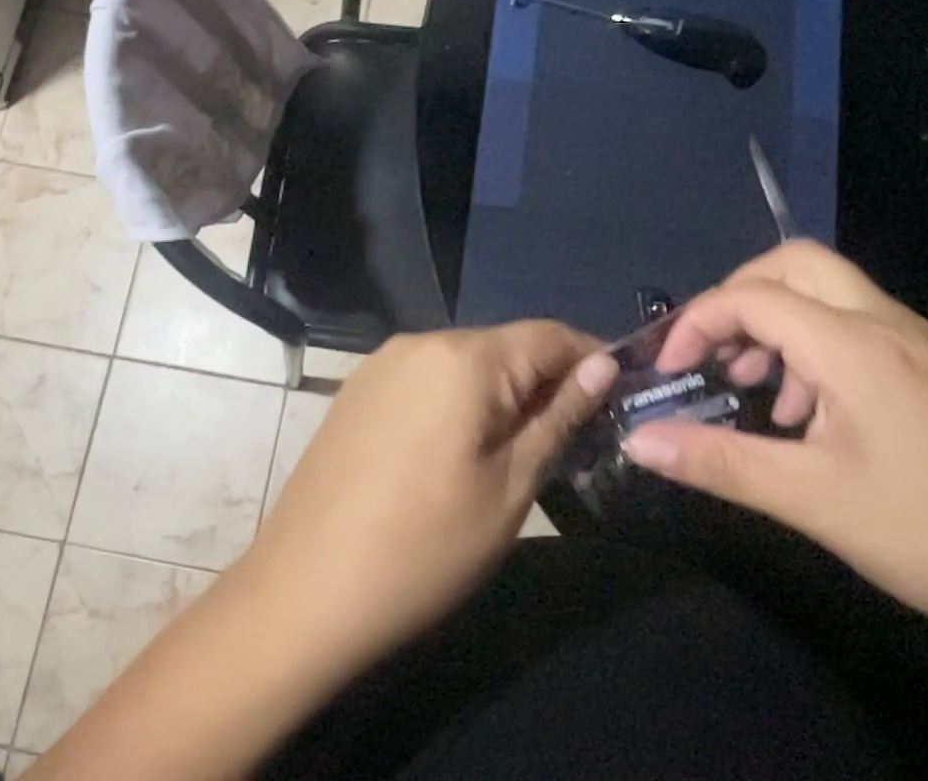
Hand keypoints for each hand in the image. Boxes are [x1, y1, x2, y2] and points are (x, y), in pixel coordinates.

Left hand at [243, 322, 616, 668]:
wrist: (304, 592)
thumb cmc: (424, 547)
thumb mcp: (511, 487)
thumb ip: (557, 417)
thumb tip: (602, 366)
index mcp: (462, 358)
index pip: (549, 335)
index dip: (592, 359)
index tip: (622, 394)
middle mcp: (417, 344)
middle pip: (503, 347)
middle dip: (545, 382)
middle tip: (577, 435)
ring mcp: (378, 368)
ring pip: (463, 366)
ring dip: (500, 395)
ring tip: (522, 448)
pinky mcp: (355, 395)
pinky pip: (425, 383)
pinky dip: (457, 404)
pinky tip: (461, 450)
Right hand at [621, 241, 927, 687]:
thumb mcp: (813, 501)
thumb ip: (718, 461)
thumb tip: (638, 439)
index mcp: (853, 345)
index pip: (752, 296)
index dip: (697, 321)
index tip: (670, 369)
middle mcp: (888, 324)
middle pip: (796, 265)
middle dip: (739, 296)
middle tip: (711, 353)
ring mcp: (923, 345)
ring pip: (831, 294)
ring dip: (778, 322)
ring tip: (756, 392)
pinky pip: (862, 328)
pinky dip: (816, 347)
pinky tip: (814, 417)